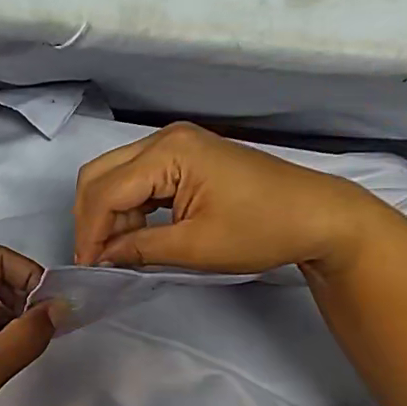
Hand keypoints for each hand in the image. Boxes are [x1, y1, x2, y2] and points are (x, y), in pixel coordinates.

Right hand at [72, 122, 399, 275]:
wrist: (320, 216)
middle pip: (100, 174)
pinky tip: (133, 233)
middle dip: (91, 218)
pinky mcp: (182, 156)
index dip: (90, 231)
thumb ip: (139, 248)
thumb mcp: (196, 247)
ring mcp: (174, 144)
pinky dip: (127, 206)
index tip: (86, 267)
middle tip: (95, 257)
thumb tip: (100, 256)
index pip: (106, 191)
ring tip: (116, 251)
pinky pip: (136, 178)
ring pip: (114, 176)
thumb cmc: (263, 229)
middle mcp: (164, 138)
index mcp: (169, 152)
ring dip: (108, 213)